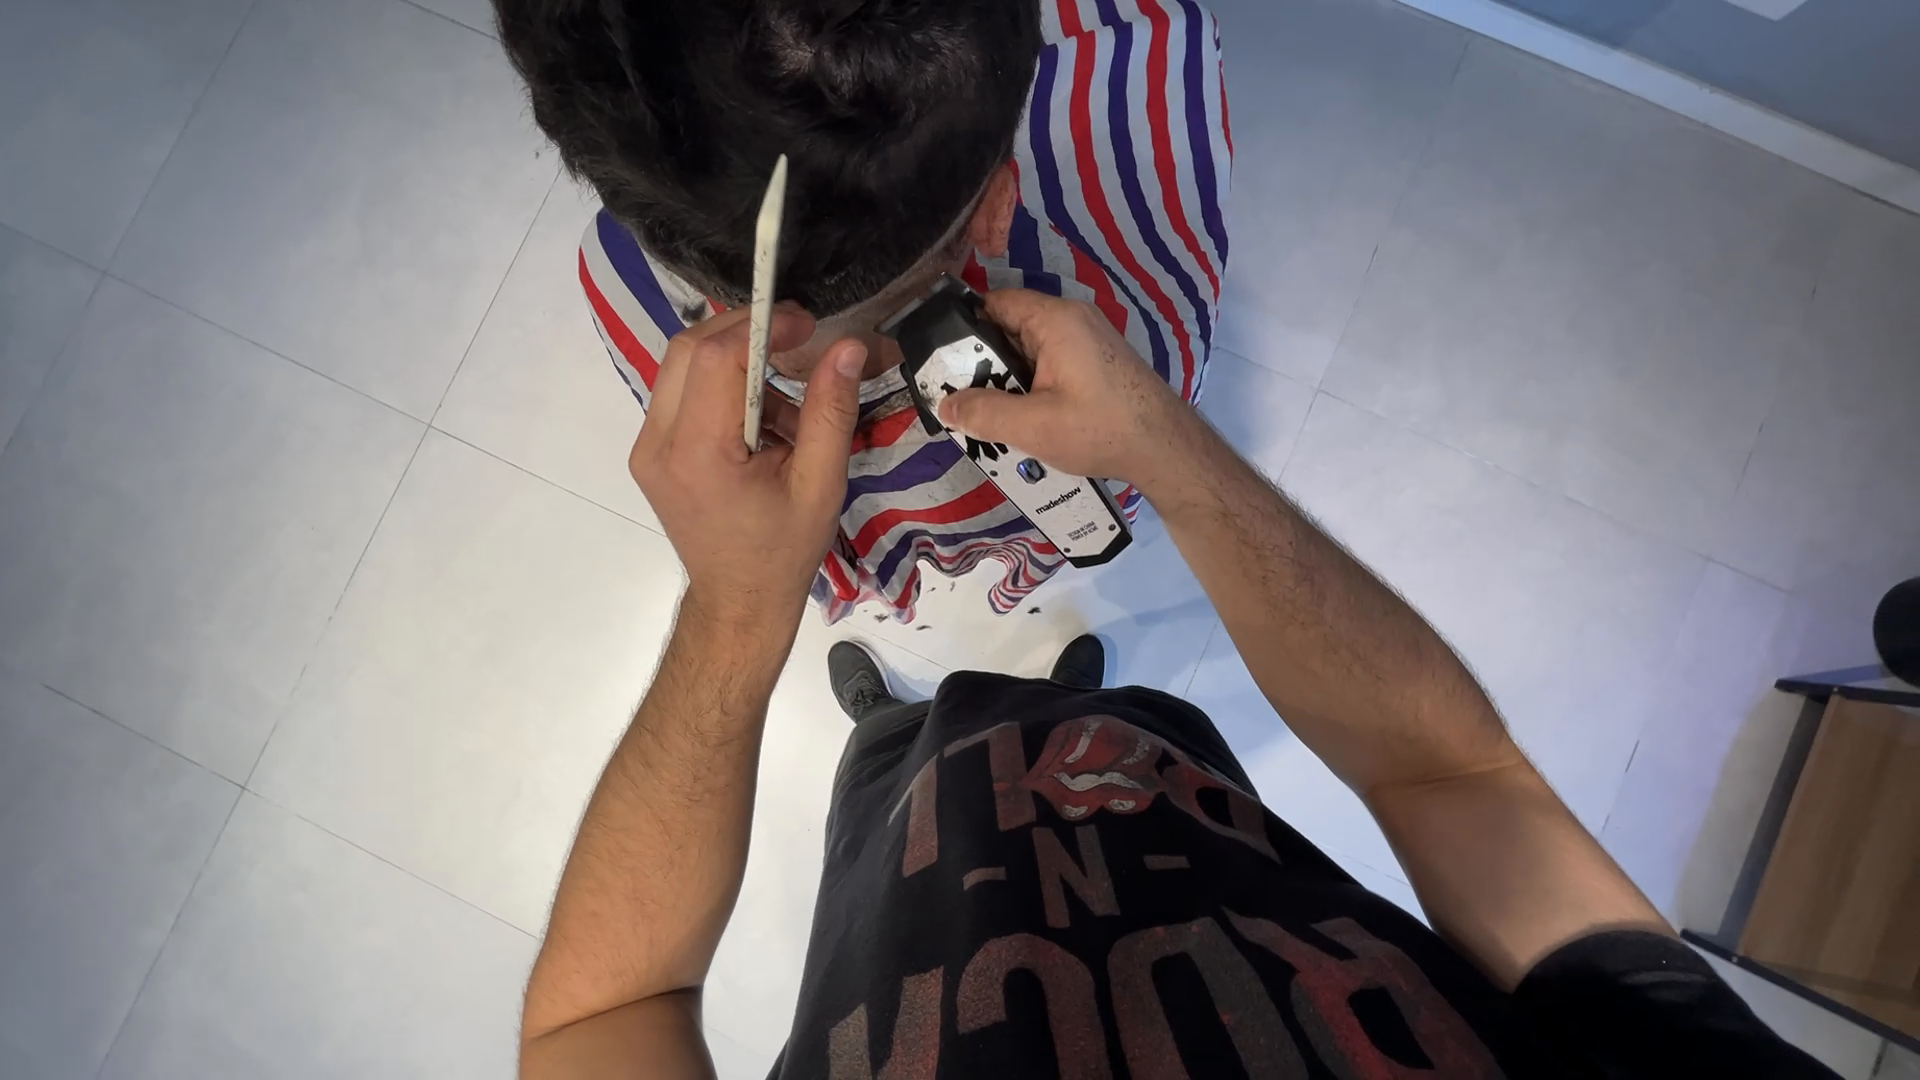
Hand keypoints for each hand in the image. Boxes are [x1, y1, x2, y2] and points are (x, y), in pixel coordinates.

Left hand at [628, 304, 865, 628]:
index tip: (807, 325)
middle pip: (690, 350)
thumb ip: (831, 412)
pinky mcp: (653, 454)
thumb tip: (847, 348)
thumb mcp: (820, 484)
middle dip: (745, 331)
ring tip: (788, 402)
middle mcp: (658, 444)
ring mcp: (648, 448)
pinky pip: (683, 395)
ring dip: (738, 363)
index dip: (762, 326)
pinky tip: (764, 423)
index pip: (717, 358)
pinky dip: (725, 389)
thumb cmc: (784, 551)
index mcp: (699, 454)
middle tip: (797, 338)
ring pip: (683, 368)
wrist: (740, 601)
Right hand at [936, 289, 1196, 493]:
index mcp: (1055, 320)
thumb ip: (983, 413)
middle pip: (1011, 328)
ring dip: (1008, 380)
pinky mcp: (1097, 364)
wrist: (1165, 449)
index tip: (944, 364)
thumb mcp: (1033, 425)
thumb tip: (944, 406)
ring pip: (1030, 351)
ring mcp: (1089, 341)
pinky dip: (1032, 386)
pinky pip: (1051, 365)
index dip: (965, 329)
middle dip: (985, 362)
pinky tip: (1024, 418)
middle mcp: (1073, 320)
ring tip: (988, 413)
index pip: (995, 303)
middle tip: (961, 397)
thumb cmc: (1099, 429)